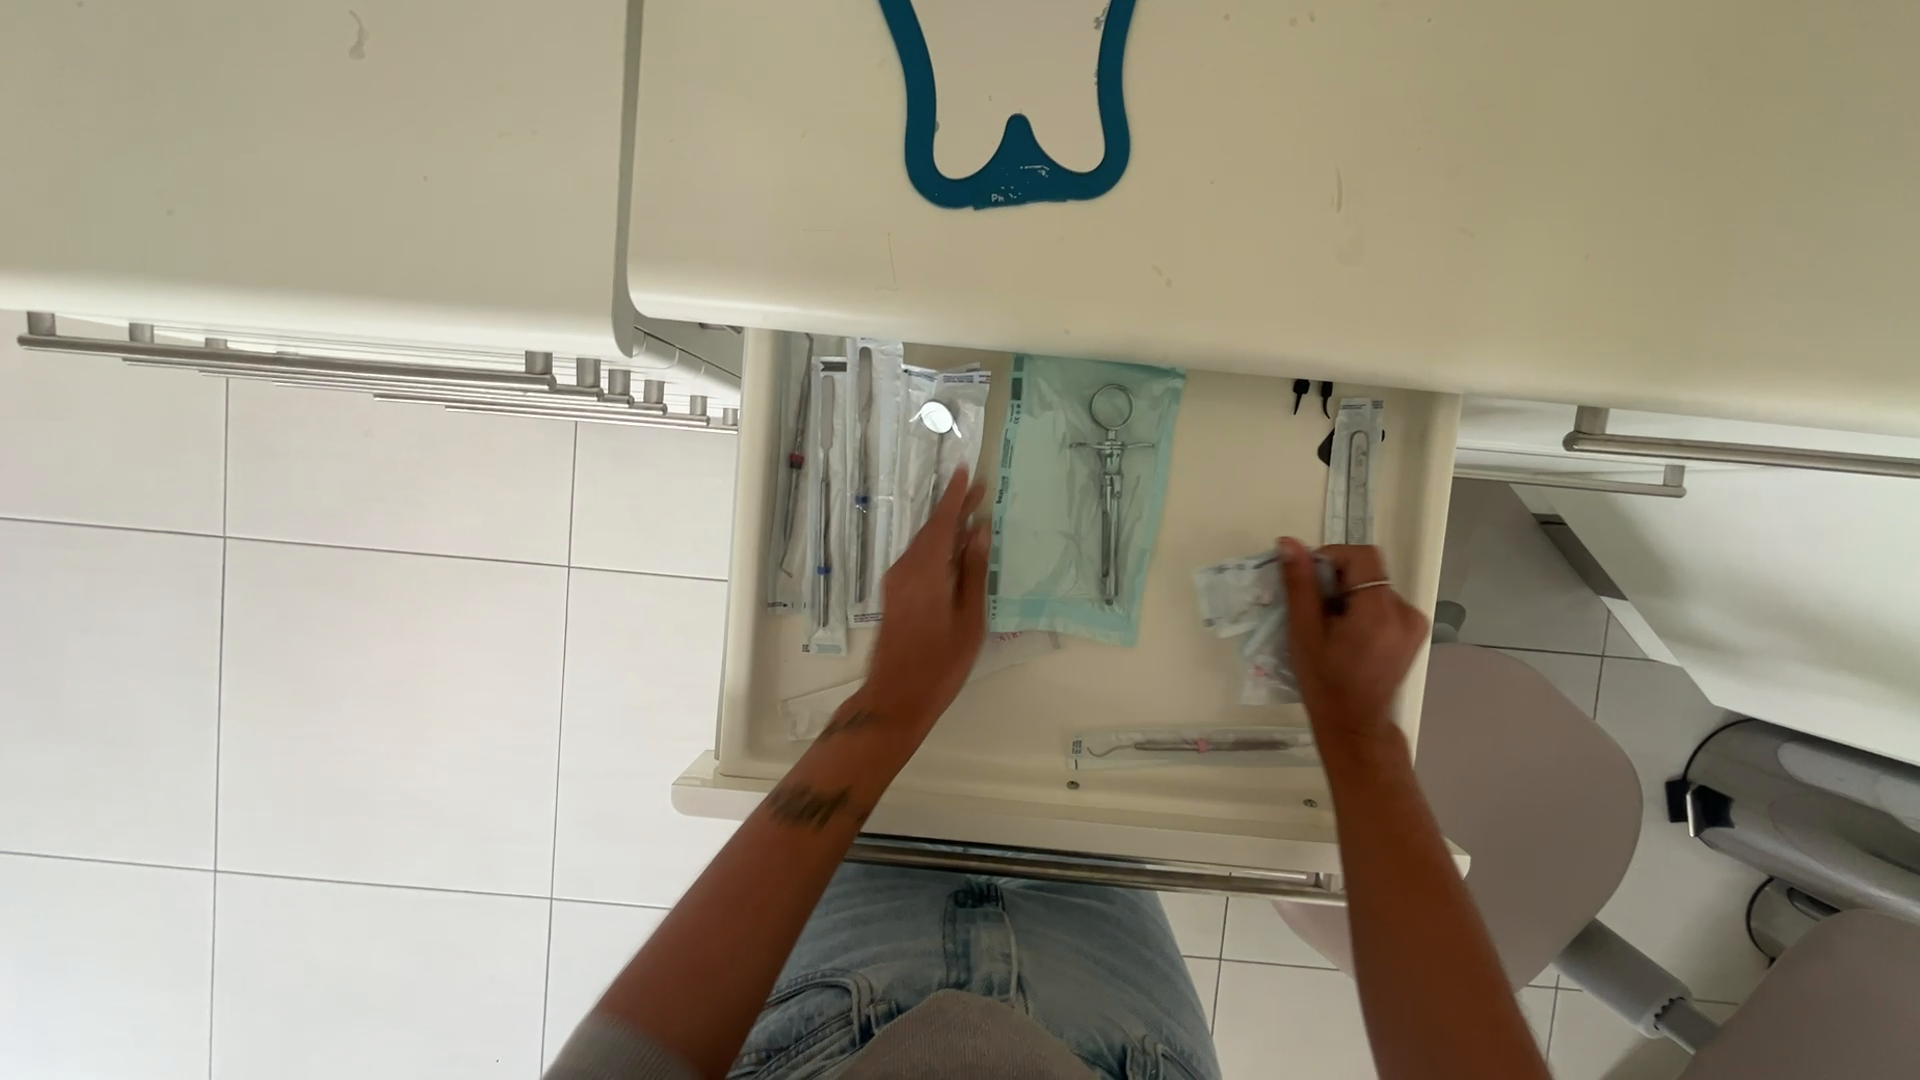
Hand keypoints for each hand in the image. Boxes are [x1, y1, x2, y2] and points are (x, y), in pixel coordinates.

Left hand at [863, 467, 990, 730]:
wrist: (896, 696)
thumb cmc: (941, 663)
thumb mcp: (969, 618)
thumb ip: (973, 572)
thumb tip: (980, 532)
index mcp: (926, 571)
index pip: (943, 522)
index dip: (956, 496)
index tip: (966, 470)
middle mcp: (906, 569)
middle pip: (933, 530)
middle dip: (955, 509)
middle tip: (980, 490)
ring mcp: (897, 581)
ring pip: (925, 544)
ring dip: (947, 528)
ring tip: (973, 514)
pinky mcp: (895, 594)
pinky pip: (919, 559)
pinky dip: (938, 547)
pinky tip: (956, 550)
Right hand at [1278, 537, 1429, 741]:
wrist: (1354, 722)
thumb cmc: (1323, 681)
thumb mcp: (1303, 631)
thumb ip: (1300, 584)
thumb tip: (1289, 543)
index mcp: (1380, 613)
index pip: (1362, 557)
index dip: (1331, 558)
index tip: (1308, 581)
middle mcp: (1406, 612)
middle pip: (1368, 571)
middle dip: (1337, 580)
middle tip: (1314, 608)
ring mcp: (1414, 622)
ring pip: (1374, 585)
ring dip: (1348, 594)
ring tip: (1330, 624)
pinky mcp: (1414, 630)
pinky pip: (1384, 601)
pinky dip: (1362, 607)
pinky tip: (1347, 632)